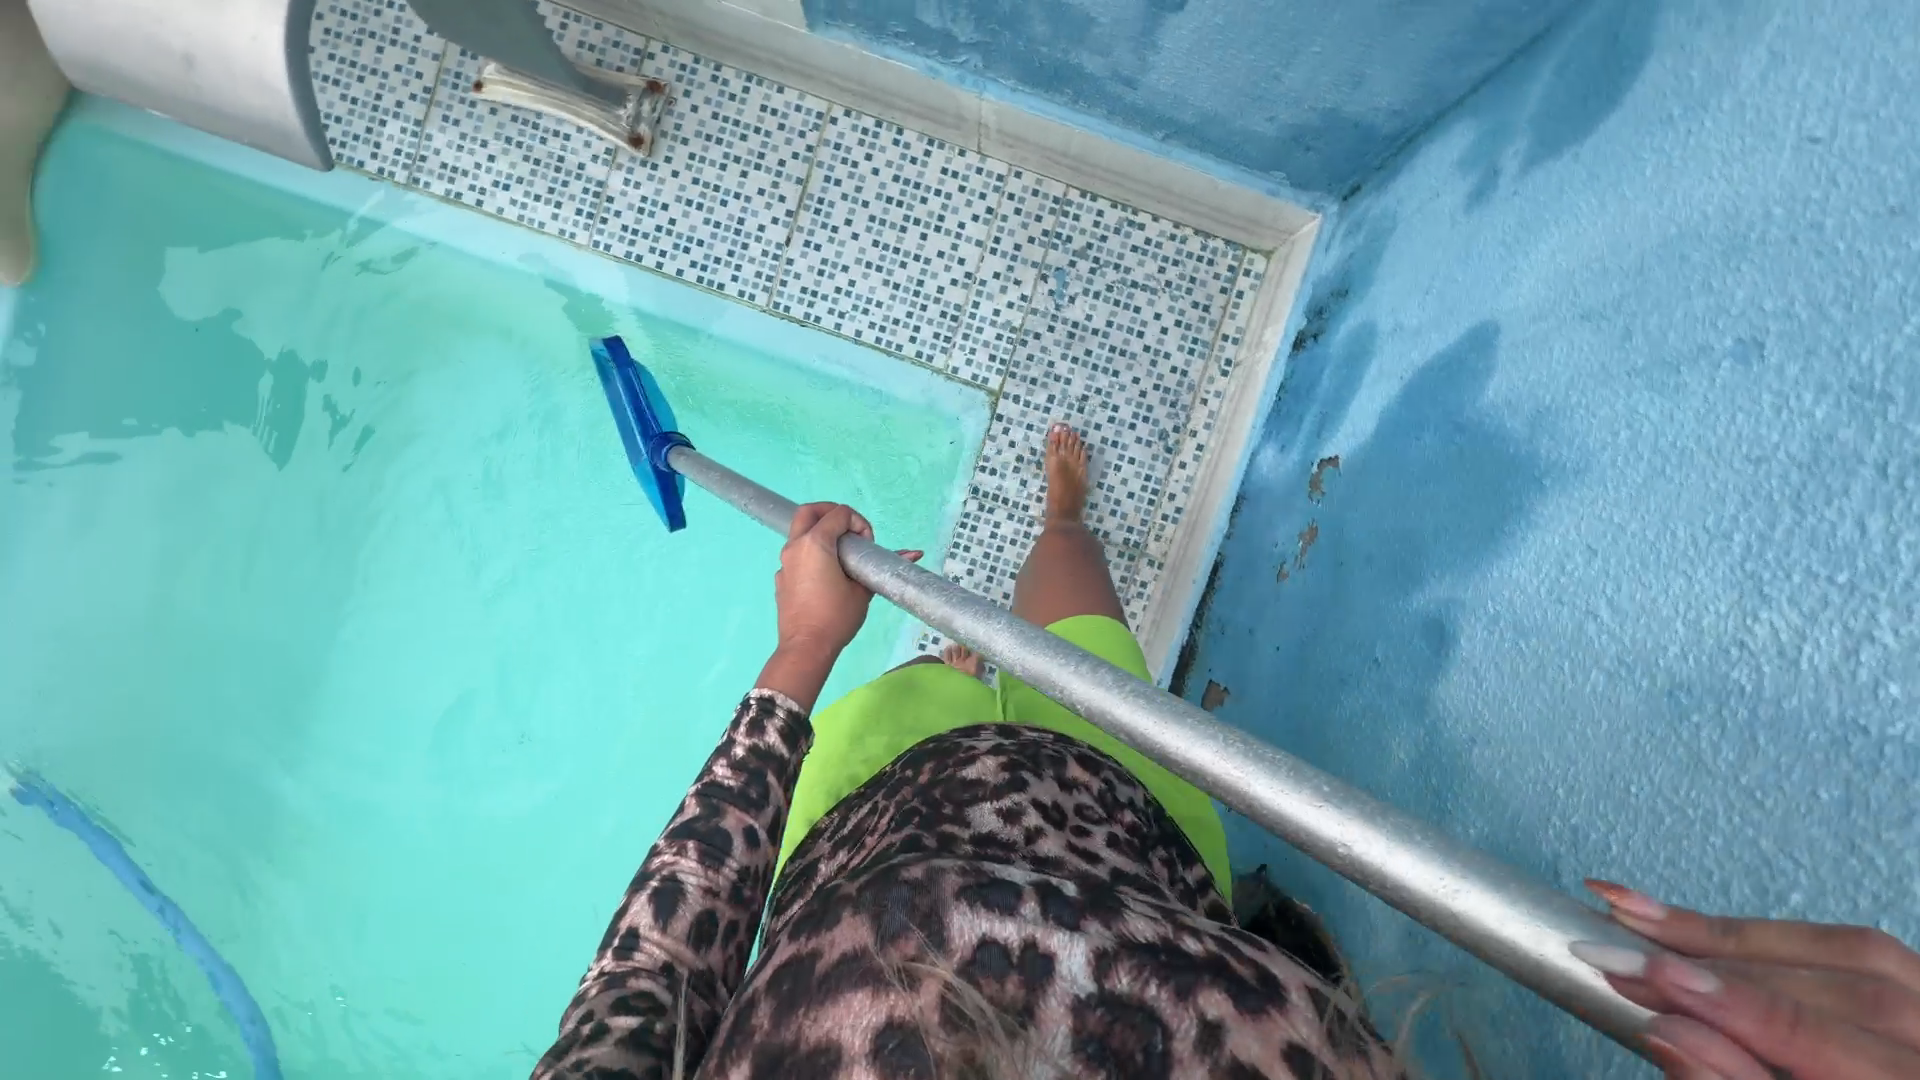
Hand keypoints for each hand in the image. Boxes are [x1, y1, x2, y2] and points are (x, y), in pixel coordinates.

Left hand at [757, 503, 920, 709]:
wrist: (806, 647)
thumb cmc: (836, 617)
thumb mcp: (864, 590)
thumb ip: (882, 567)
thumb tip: (915, 553)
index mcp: (815, 543)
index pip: (838, 513)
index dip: (858, 523)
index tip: (867, 545)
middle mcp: (795, 546)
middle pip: (809, 511)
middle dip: (831, 512)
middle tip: (849, 530)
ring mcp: (784, 562)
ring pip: (799, 532)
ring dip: (820, 533)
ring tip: (841, 555)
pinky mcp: (781, 578)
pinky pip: (796, 555)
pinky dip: (811, 554)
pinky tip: (826, 577)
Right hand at [1573, 880, 1919, 1078]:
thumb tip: (1665, 1032)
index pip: (1838, 1046)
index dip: (1741, 1006)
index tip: (1647, 972)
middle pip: (1856, 994)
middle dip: (1718, 965)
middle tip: (1616, 952)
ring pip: (1853, 953)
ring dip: (1724, 933)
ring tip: (1628, 913)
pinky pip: (1852, 946)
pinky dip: (1754, 931)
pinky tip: (1678, 920)